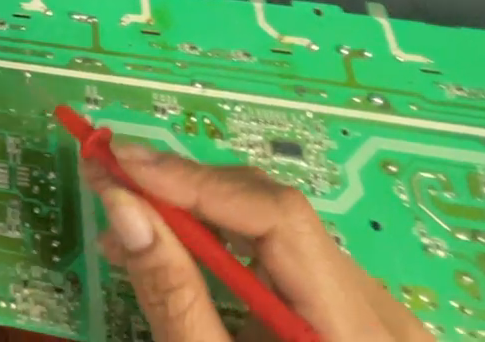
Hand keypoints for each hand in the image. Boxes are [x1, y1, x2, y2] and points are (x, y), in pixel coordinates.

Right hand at [82, 145, 430, 340]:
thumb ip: (170, 292)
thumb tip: (118, 200)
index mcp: (358, 331)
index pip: (277, 216)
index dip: (193, 180)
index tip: (118, 161)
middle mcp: (377, 307)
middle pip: (270, 209)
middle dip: (181, 188)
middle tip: (106, 176)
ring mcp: (367, 308)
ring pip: (266, 221)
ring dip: (188, 209)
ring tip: (122, 217)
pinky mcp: (345, 311)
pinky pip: (274, 250)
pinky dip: (213, 238)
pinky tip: (167, 245)